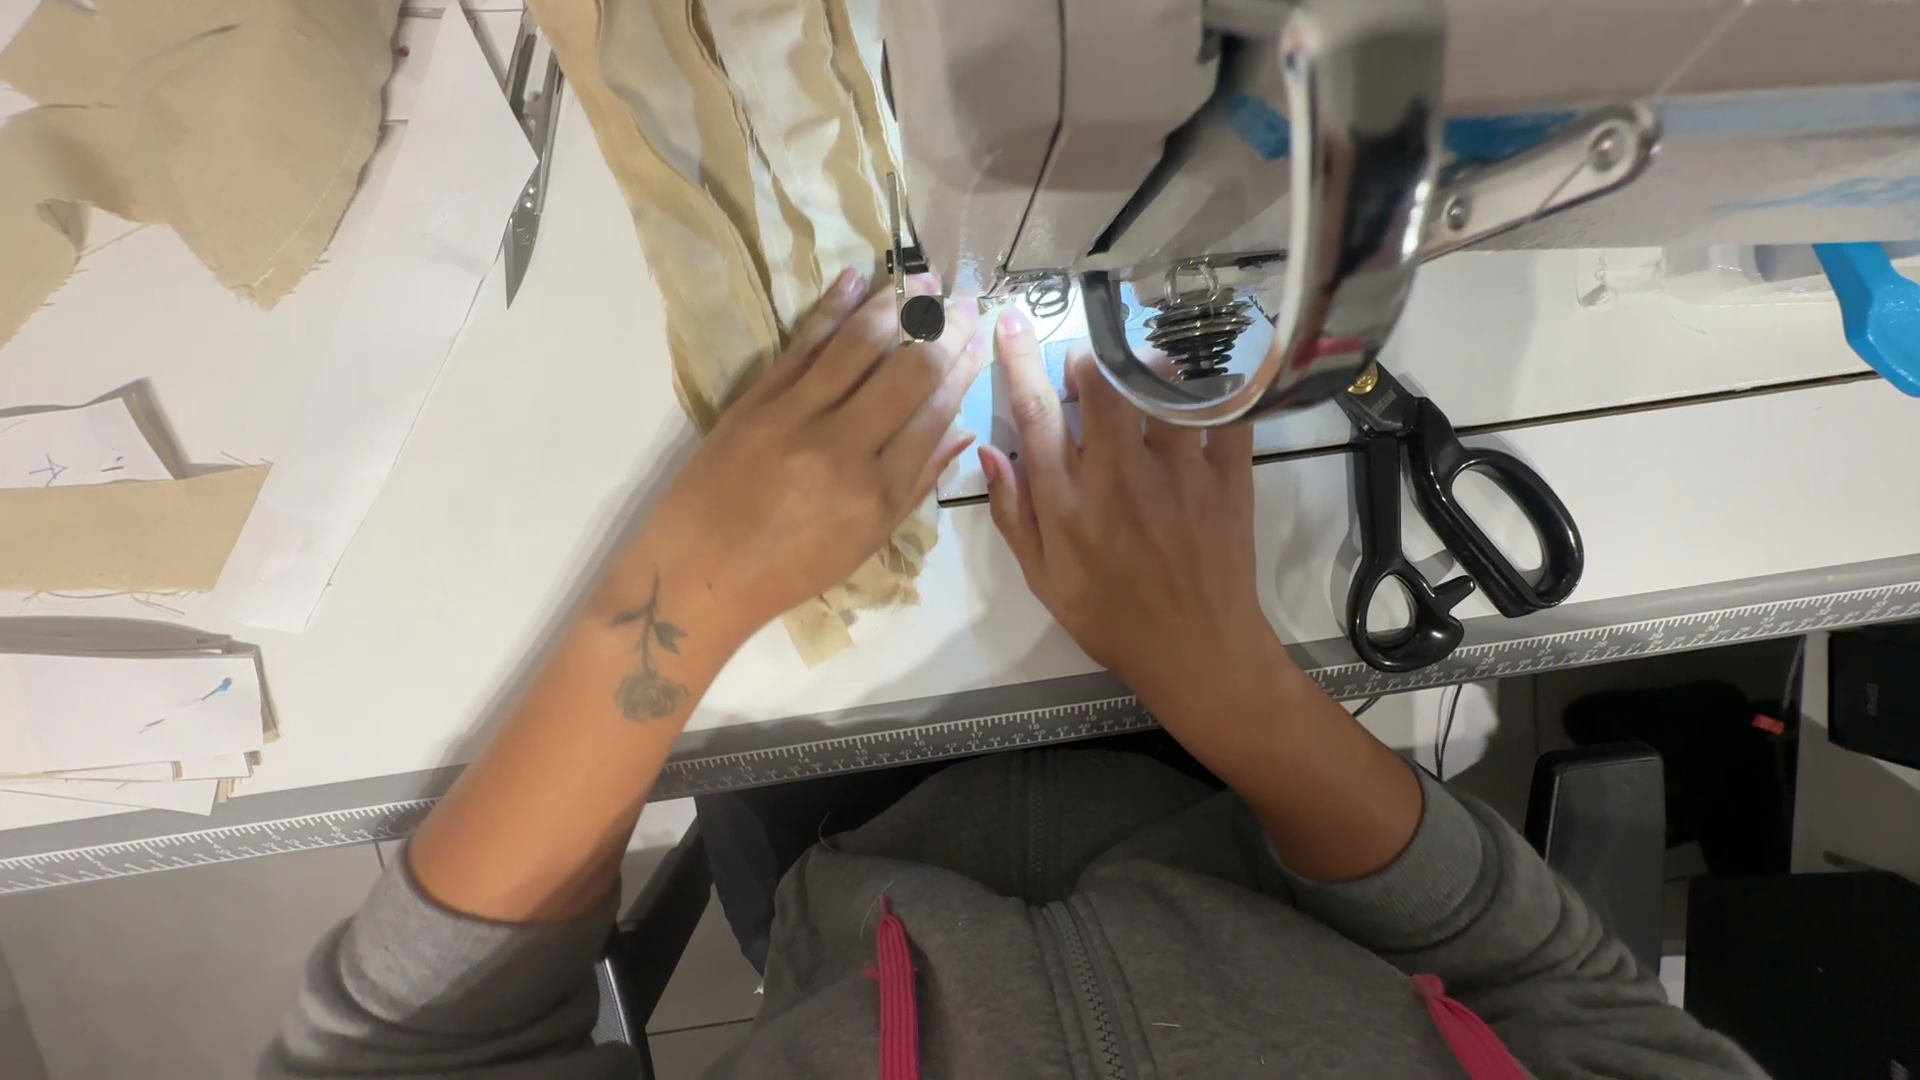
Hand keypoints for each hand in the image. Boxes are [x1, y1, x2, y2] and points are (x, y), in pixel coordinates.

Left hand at [610, 268, 982, 640]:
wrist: (702, 571)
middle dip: (944, 331)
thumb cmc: (792, 568)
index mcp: (877, 491)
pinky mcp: (757, 399)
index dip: (963, 372)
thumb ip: (916, 484)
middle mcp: (843, 447)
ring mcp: (796, 416)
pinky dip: (832, 307)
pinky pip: (804, 343)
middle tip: (965, 301)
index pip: (934, 414)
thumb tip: (961, 432)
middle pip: (907, 373)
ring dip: (896, 306)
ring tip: (923, 279)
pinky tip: (857, 279)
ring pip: (858, 346)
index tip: (981, 342)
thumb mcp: (867, 540)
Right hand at [979, 309, 1282, 715]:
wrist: (1197, 650)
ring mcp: (1180, 471)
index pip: (1035, 413)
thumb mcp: (1042, 578)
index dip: (1020, 360)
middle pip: (1102, 383)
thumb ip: (1013, 514)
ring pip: (1164, 384)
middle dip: (1090, 357)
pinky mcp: (1229, 475)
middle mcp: (1119, 475)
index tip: (1012, 322)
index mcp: (1067, 502)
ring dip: (1147, 365)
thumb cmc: (1109, 617)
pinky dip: (1213, 388)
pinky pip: (1225, 410)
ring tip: (1143, 373)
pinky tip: (1202, 389)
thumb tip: (991, 452)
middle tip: (1088, 366)